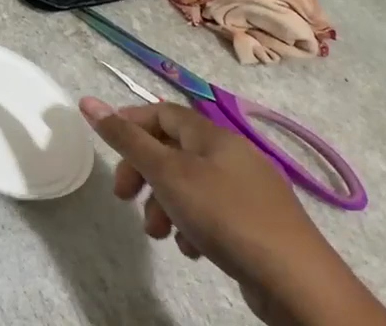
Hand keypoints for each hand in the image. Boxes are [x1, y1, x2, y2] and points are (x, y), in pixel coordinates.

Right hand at [80, 98, 385, 325]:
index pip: (161, 112)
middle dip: (141, 173)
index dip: (129, 123)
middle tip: (124, 196)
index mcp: (215, 138)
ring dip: (162, 204)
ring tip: (158, 232)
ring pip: (186, 184)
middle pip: (170, 150)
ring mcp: (248, 192)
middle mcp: (233, 158)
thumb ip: (125, 137)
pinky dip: (190, 223)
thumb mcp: (166, 172)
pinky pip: (209, 211)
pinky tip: (190, 246)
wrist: (298, 284)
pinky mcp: (255, 224)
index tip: (107, 149)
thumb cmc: (225, 215)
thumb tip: (87, 101)